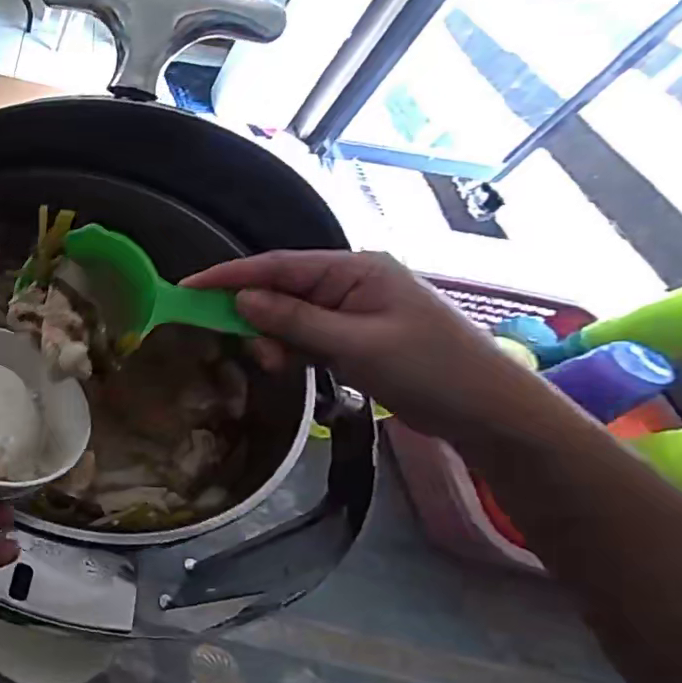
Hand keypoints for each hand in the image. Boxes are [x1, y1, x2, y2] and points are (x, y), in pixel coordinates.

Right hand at [182, 250, 538, 437]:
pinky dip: (290, 349)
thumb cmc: (431, 370)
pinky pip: (304, 335)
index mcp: (355, 269)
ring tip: (276, 365)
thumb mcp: (355, 344)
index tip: (187, 287)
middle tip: (245, 347)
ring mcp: (352, 310)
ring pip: (288, 315)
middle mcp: (350, 282)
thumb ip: (293, 319)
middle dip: (255, 316)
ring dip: (273, 338)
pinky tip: (291, 366)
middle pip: (280, 289)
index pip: (277, 265)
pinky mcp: (353, 336)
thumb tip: (240, 300)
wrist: (494, 417)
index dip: (229, 275)